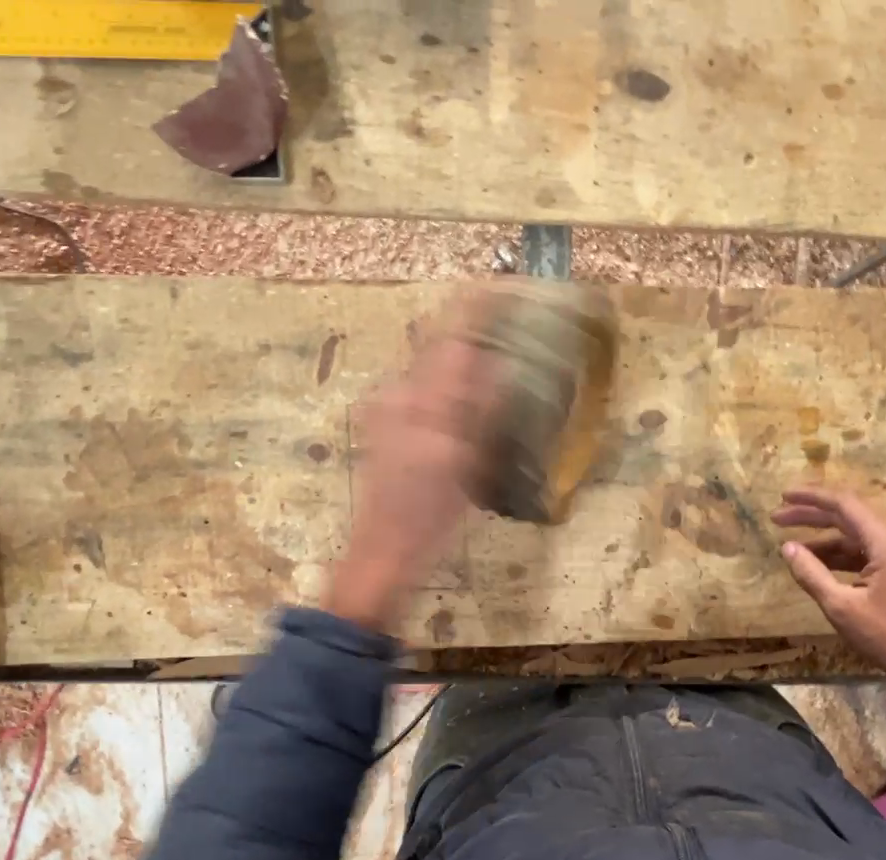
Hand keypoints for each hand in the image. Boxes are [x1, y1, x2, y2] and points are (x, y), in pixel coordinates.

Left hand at [326, 295, 501, 634]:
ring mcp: (387, 409)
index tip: (500, 281)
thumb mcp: (464, 464)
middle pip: (436, 344)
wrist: (381, 552)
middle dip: (469, 327)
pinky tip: (464, 400)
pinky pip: (420, 388)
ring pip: (428, 366)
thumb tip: (495, 361)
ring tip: (492, 357)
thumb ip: (478, 407)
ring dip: (458, 356)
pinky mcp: (383, 425)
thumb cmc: (428, 516)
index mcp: (421, 401)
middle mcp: (398, 394)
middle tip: (505, 319)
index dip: (475, 305)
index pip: (451, 336)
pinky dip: (444, 383)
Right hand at [772, 488, 885, 682]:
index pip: (844, 504)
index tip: (783, 496)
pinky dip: (840, 555)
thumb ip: (811, 574)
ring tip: (791, 546)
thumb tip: (787, 548)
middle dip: (812, 516)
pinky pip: (866, 552)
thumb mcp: (841, 606)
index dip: (811, 498)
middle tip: (777, 518)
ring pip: (856, 536)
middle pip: (849, 516)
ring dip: (824, 539)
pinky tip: (817, 562)